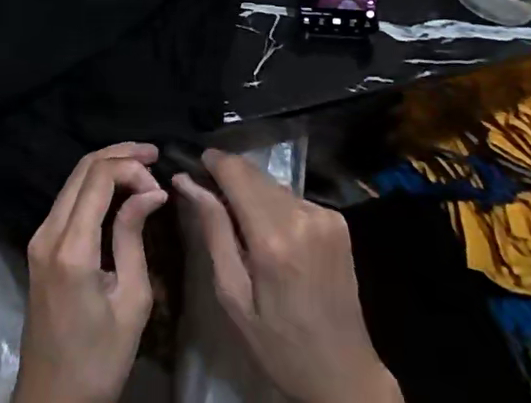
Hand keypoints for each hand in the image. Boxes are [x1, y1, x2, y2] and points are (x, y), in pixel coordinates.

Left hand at [12, 143, 167, 402]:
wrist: (52, 401)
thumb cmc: (99, 359)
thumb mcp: (131, 300)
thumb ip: (134, 237)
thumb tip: (150, 191)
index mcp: (70, 249)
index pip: (98, 177)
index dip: (132, 167)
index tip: (160, 185)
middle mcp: (47, 234)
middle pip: (82, 169)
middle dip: (120, 154)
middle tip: (155, 155)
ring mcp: (39, 239)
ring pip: (73, 180)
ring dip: (107, 166)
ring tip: (144, 167)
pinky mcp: (40, 248)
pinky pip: (68, 199)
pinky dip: (95, 185)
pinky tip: (121, 189)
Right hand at [173, 149, 401, 402]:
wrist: (342, 369)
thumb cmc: (278, 343)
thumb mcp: (234, 296)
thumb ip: (213, 232)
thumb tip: (188, 183)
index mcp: (273, 237)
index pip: (238, 174)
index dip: (215, 161)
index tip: (197, 160)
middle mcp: (303, 215)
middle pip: (257, 175)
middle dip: (232, 175)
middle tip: (210, 190)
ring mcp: (325, 215)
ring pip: (276, 185)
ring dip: (255, 191)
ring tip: (240, 218)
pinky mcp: (338, 220)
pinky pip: (296, 200)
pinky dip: (278, 206)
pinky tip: (272, 232)